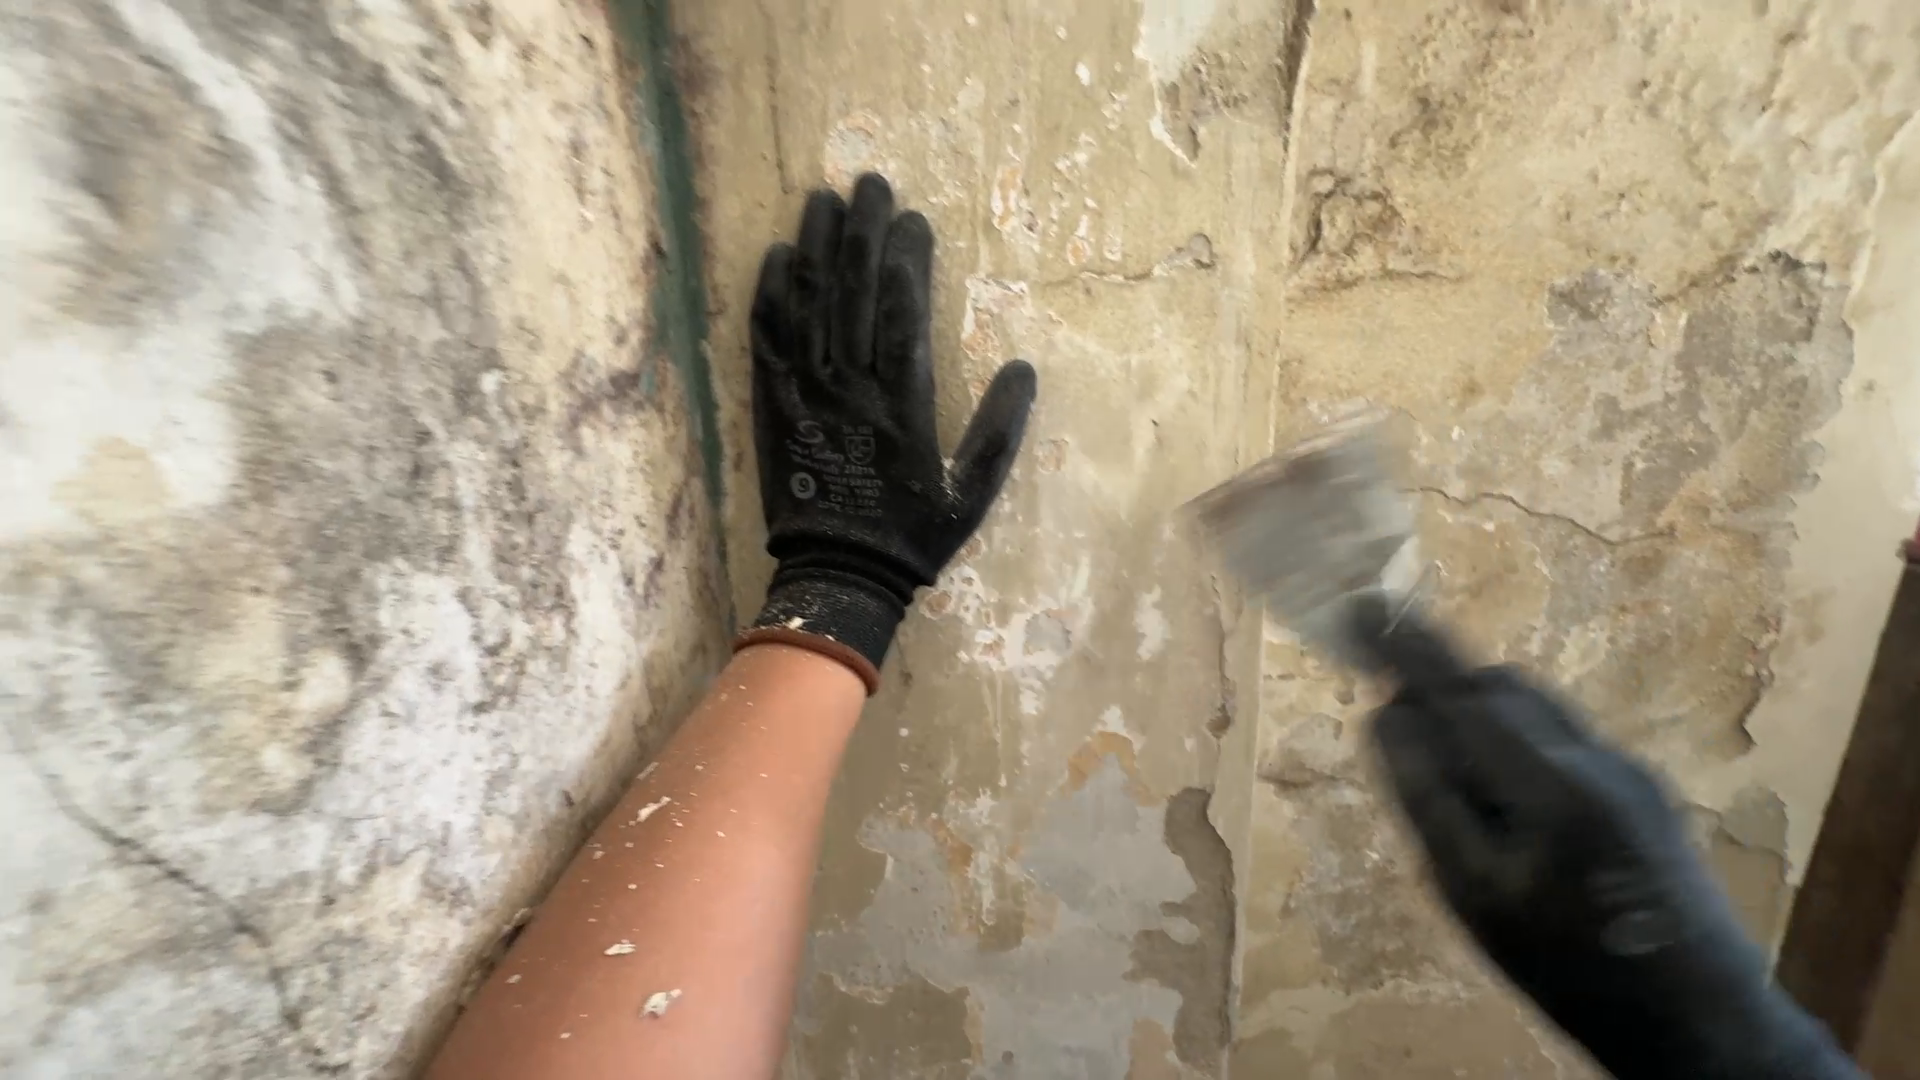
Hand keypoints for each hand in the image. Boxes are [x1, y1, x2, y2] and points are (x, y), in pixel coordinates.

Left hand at [737, 174, 1035, 691]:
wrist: (840, 573)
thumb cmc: (912, 535)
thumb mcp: (974, 495)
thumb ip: (1000, 432)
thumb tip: (1024, 368)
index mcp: (903, 403)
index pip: (904, 312)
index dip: (908, 260)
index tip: (913, 219)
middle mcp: (851, 385)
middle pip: (854, 292)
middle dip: (862, 233)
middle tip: (868, 183)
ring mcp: (806, 392)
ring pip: (808, 305)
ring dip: (813, 248)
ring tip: (820, 199)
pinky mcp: (773, 404)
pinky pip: (767, 341)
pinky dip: (769, 296)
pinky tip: (774, 258)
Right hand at [1347, 598, 1858, 1078]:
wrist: (1702, 1030)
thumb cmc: (1560, 963)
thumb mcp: (1467, 886)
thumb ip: (1425, 791)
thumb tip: (1387, 713)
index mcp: (1553, 786)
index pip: (1463, 689)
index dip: (1407, 647)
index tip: (1359, 607)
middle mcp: (1597, 758)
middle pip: (1499, 684)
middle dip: (1438, 678)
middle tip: (1388, 709)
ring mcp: (1628, 768)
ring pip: (1529, 703)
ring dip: (1471, 706)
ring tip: (1437, 757)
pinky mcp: (1639, 786)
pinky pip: (1552, 731)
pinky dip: (1503, 733)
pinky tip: (1491, 788)